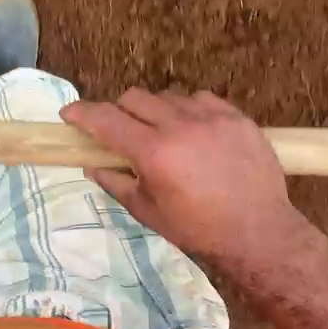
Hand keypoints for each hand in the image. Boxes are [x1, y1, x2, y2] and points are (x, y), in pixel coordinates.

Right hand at [60, 90, 310, 269]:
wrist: (258, 231)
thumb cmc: (195, 227)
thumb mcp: (145, 210)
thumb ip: (114, 182)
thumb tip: (92, 164)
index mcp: (153, 152)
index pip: (105, 119)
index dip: (81, 113)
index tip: (68, 114)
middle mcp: (179, 126)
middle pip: (133, 98)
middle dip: (119, 112)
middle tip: (122, 133)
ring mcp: (212, 118)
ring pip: (167, 97)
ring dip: (155, 111)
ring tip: (163, 135)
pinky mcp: (237, 118)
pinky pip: (201, 99)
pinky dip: (188, 110)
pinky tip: (193, 132)